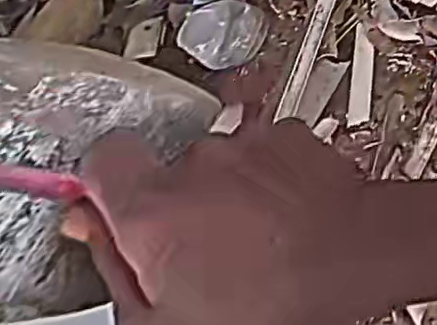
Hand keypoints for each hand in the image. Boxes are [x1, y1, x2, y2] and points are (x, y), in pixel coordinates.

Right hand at [66, 116, 384, 324]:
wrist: (345, 255)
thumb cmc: (263, 300)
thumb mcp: (159, 315)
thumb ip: (113, 262)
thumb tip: (91, 226)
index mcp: (153, 207)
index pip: (103, 157)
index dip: (100, 177)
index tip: (102, 196)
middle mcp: (199, 161)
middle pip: (168, 167)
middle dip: (174, 200)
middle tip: (195, 245)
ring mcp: (248, 140)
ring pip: (218, 161)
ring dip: (224, 187)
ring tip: (248, 233)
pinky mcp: (287, 130)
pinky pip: (260, 149)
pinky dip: (264, 171)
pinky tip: (277, 209)